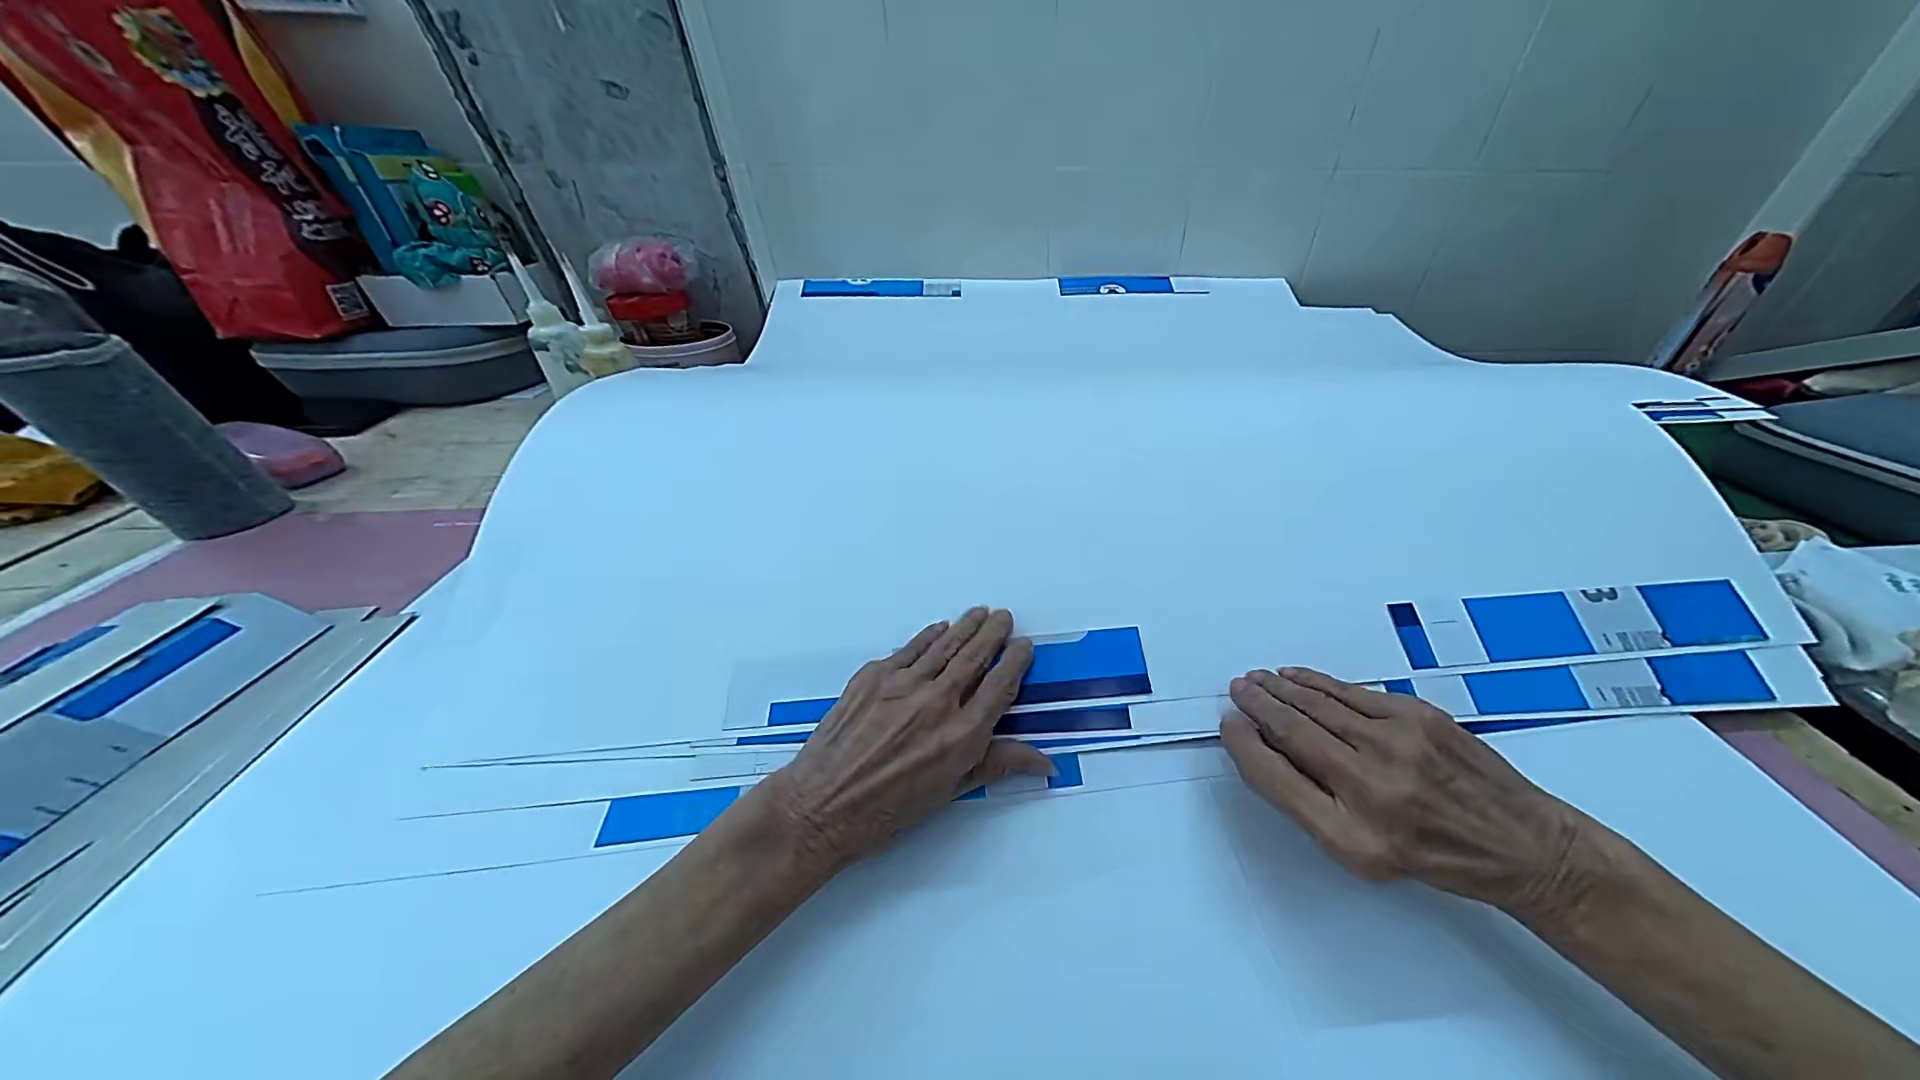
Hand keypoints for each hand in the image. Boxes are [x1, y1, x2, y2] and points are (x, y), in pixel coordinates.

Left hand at [760, 607, 1053, 871]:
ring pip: (944, 646)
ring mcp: (902, 685)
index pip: (1000, 685)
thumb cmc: (886, 810)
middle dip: (993, 633)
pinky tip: (938, 629)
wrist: (822, 805)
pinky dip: (928, 637)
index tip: (1023, 646)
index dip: (1015, 661)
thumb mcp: (949, 792)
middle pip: (974, 656)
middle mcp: (936, 702)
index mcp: (961, 735)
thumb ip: (996, 764)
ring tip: (979, 613)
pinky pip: (909, 649)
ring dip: (965, 627)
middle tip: (1003, 618)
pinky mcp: (873, 677)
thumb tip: (1044, 761)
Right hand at [1221, 666, 1591, 917]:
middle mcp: (1373, 786)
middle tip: (1238, 689)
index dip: (1244, 745)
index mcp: (1352, 834)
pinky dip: (1317, 682)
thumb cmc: (1433, 854)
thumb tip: (1263, 747)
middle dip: (1258, 704)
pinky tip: (1296, 676)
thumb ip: (1306, 802)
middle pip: (1293, 730)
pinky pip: (1351, 692)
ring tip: (1258, 680)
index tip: (1228, 724)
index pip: (1275, 777)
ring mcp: (1399, 745)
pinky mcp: (1420, 717)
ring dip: (1281, 688)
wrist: (1522, 846)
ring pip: (1318, 705)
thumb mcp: (1360, 853)